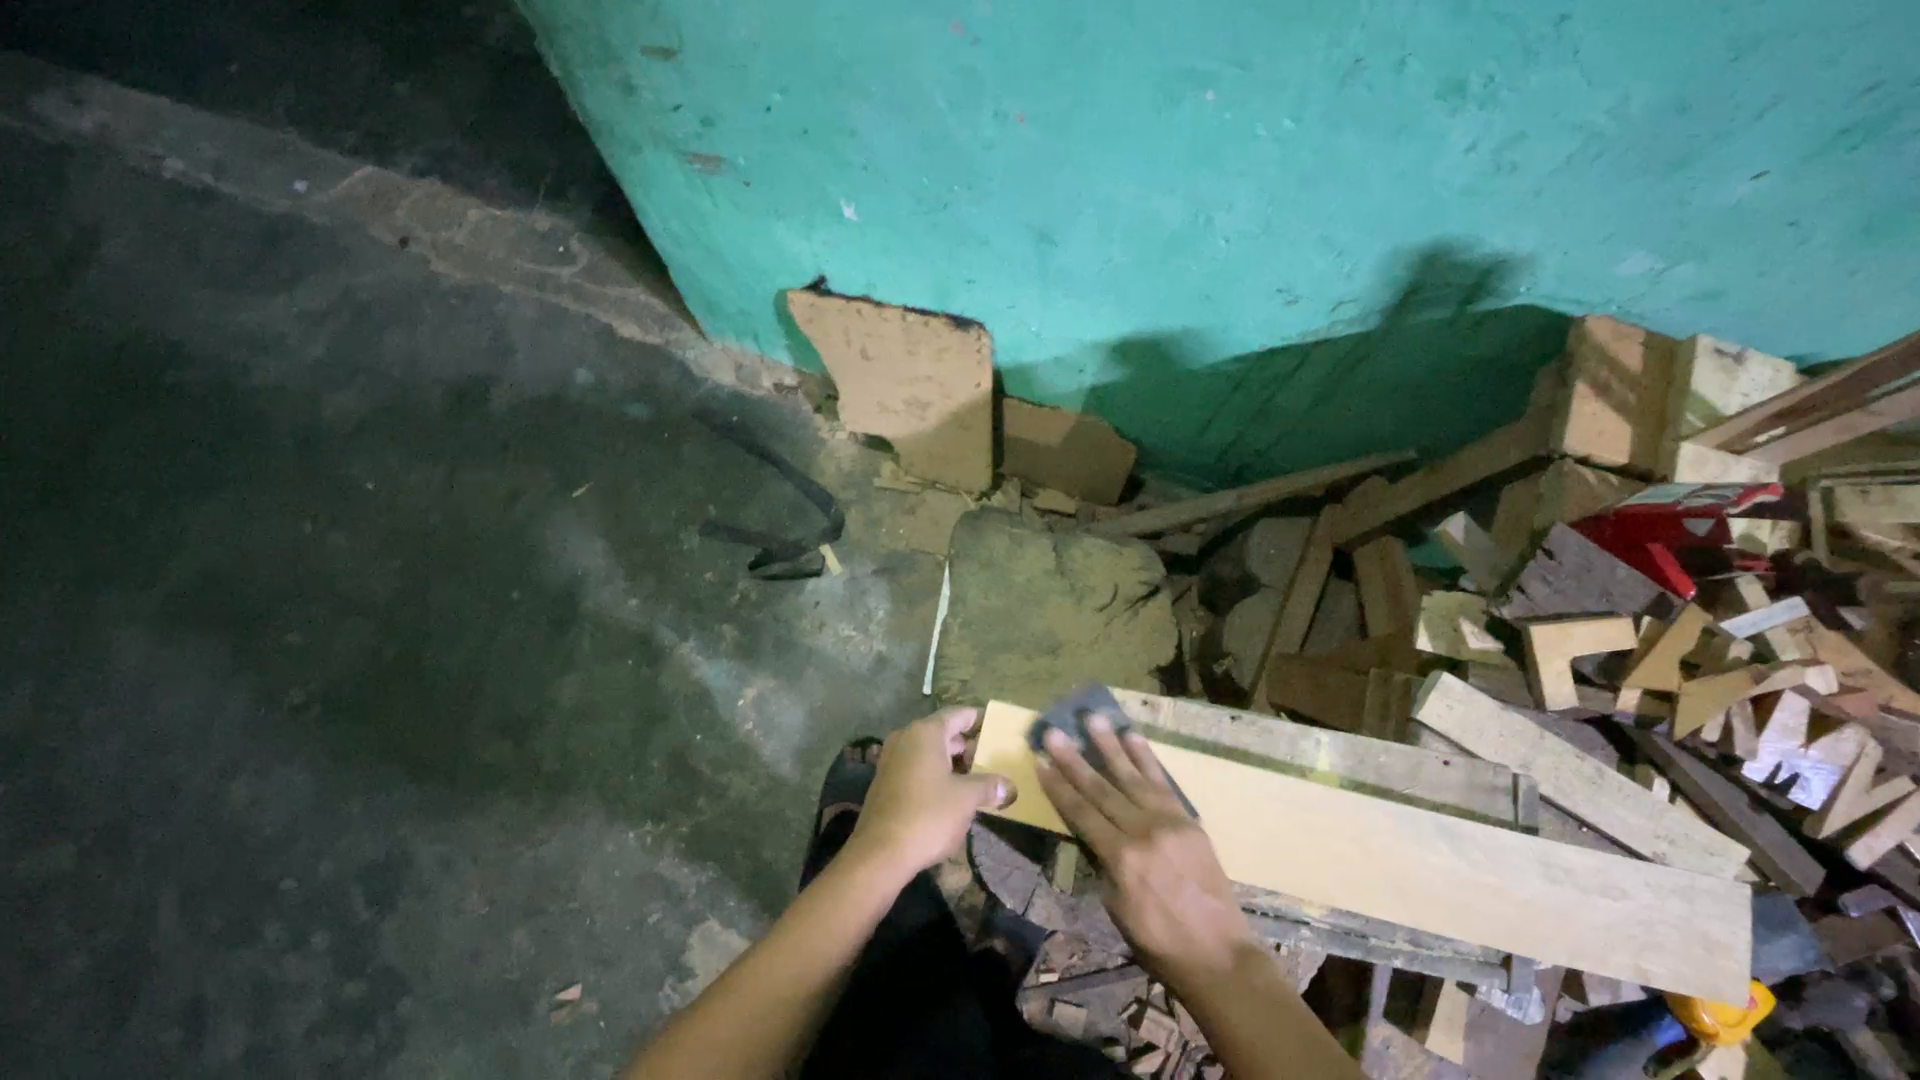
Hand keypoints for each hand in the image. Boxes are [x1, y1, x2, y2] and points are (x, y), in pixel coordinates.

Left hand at [844, 707, 1012, 880]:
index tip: (997, 726)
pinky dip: (935, 773)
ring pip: (929, 752)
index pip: (958, 715)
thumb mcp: (966, 799)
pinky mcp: (886, 782)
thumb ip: (989, 786)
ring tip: (977, 777)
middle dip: (967, 745)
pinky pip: (917, 767)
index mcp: (925, 733)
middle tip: (991, 757)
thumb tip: (1008, 787)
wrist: (880, 853)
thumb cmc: (928, 815)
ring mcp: (892, 760)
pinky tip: (952, 793)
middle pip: (943, 733)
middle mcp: (906, 739)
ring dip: (952, 762)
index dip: (979, 719)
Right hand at [1035, 715, 1258, 990]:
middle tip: (1055, 730)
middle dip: (1074, 759)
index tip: (1040, 760)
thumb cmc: (1158, 941)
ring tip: (1093, 718)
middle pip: (1102, 788)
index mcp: (1120, 857)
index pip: (1081, 812)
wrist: (1217, 952)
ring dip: (1110, 746)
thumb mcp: (1116, 907)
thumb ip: (1104, 865)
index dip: (1058, 786)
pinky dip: (1147, 759)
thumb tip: (1094, 834)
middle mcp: (1143, 831)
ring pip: (1132, 776)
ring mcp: (1169, 822)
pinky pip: (1163, 783)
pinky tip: (1133, 738)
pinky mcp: (1189, 820)